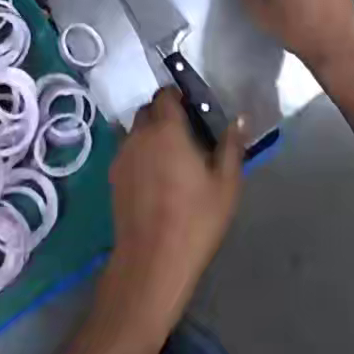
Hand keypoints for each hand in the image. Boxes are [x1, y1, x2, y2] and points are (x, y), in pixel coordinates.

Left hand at [107, 87, 244, 316]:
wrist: (152, 259)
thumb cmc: (195, 219)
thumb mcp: (226, 184)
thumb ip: (231, 145)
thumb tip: (240, 118)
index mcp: (166, 129)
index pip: (166, 95)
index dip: (178, 96)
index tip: (194, 110)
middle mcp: (139, 134)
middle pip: (148, 110)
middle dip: (165, 113)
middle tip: (187, 134)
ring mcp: (122, 154)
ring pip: (136, 130)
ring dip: (151, 133)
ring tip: (172, 158)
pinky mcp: (113, 175)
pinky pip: (128, 151)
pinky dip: (141, 153)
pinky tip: (156, 177)